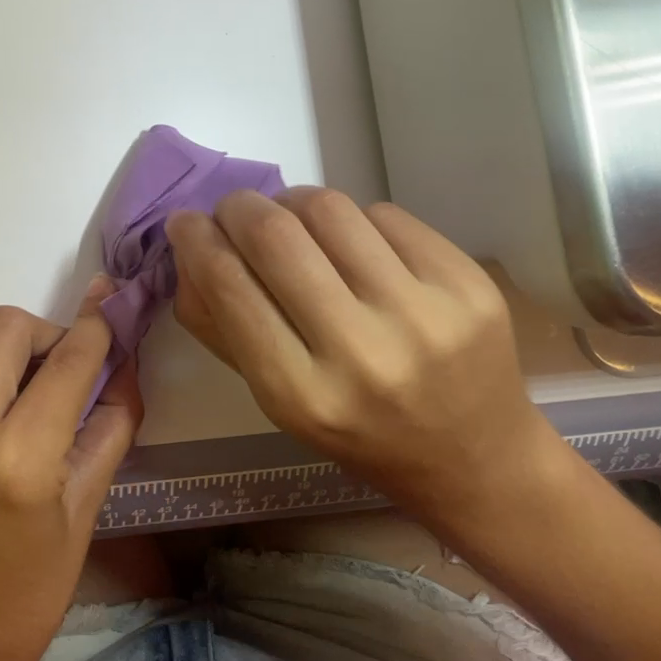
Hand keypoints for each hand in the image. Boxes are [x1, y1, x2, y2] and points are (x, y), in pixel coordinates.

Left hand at [0, 278, 143, 660]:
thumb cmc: (27, 597)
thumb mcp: (83, 517)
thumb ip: (107, 430)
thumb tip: (122, 368)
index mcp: (19, 463)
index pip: (67, 364)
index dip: (96, 327)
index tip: (111, 302)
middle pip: (6, 328)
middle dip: (46, 333)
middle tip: (68, 368)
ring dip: (11, 366)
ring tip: (29, 414)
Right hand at [166, 188, 559, 521]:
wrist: (475, 459)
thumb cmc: (355, 432)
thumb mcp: (272, 398)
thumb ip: (218, 325)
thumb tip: (189, 245)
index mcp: (302, 394)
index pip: (230, 285)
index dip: (196, 239)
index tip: (184, 222)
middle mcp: (363, 352)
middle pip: (275, 235)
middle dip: (238, 207)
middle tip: (232, 210)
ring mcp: (425, 314)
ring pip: (329, 209)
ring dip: (291, 201)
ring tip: (290, 220)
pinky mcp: (469, 284)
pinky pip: (384, 214)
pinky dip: (350, 219)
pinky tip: (350, 244)